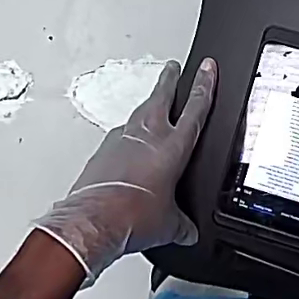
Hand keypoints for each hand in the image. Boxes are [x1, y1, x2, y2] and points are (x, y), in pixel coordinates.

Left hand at [32, 58, 215, 283]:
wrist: (92, 222)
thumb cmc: (131, 217)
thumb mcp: (169, 225)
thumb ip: (183, 225)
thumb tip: (188, 232)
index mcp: (173, 146)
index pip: (196, 107)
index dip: (205, 84)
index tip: (207, 68)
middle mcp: (147, 135)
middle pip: (162, 95)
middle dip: (170, 78)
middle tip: (174, 66)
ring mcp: (122, 139)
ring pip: (140, 113)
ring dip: (148, 106)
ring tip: (153, 104)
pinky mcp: (102, 151)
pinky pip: (120, 136)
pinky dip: (128, 136)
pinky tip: (128, 146)